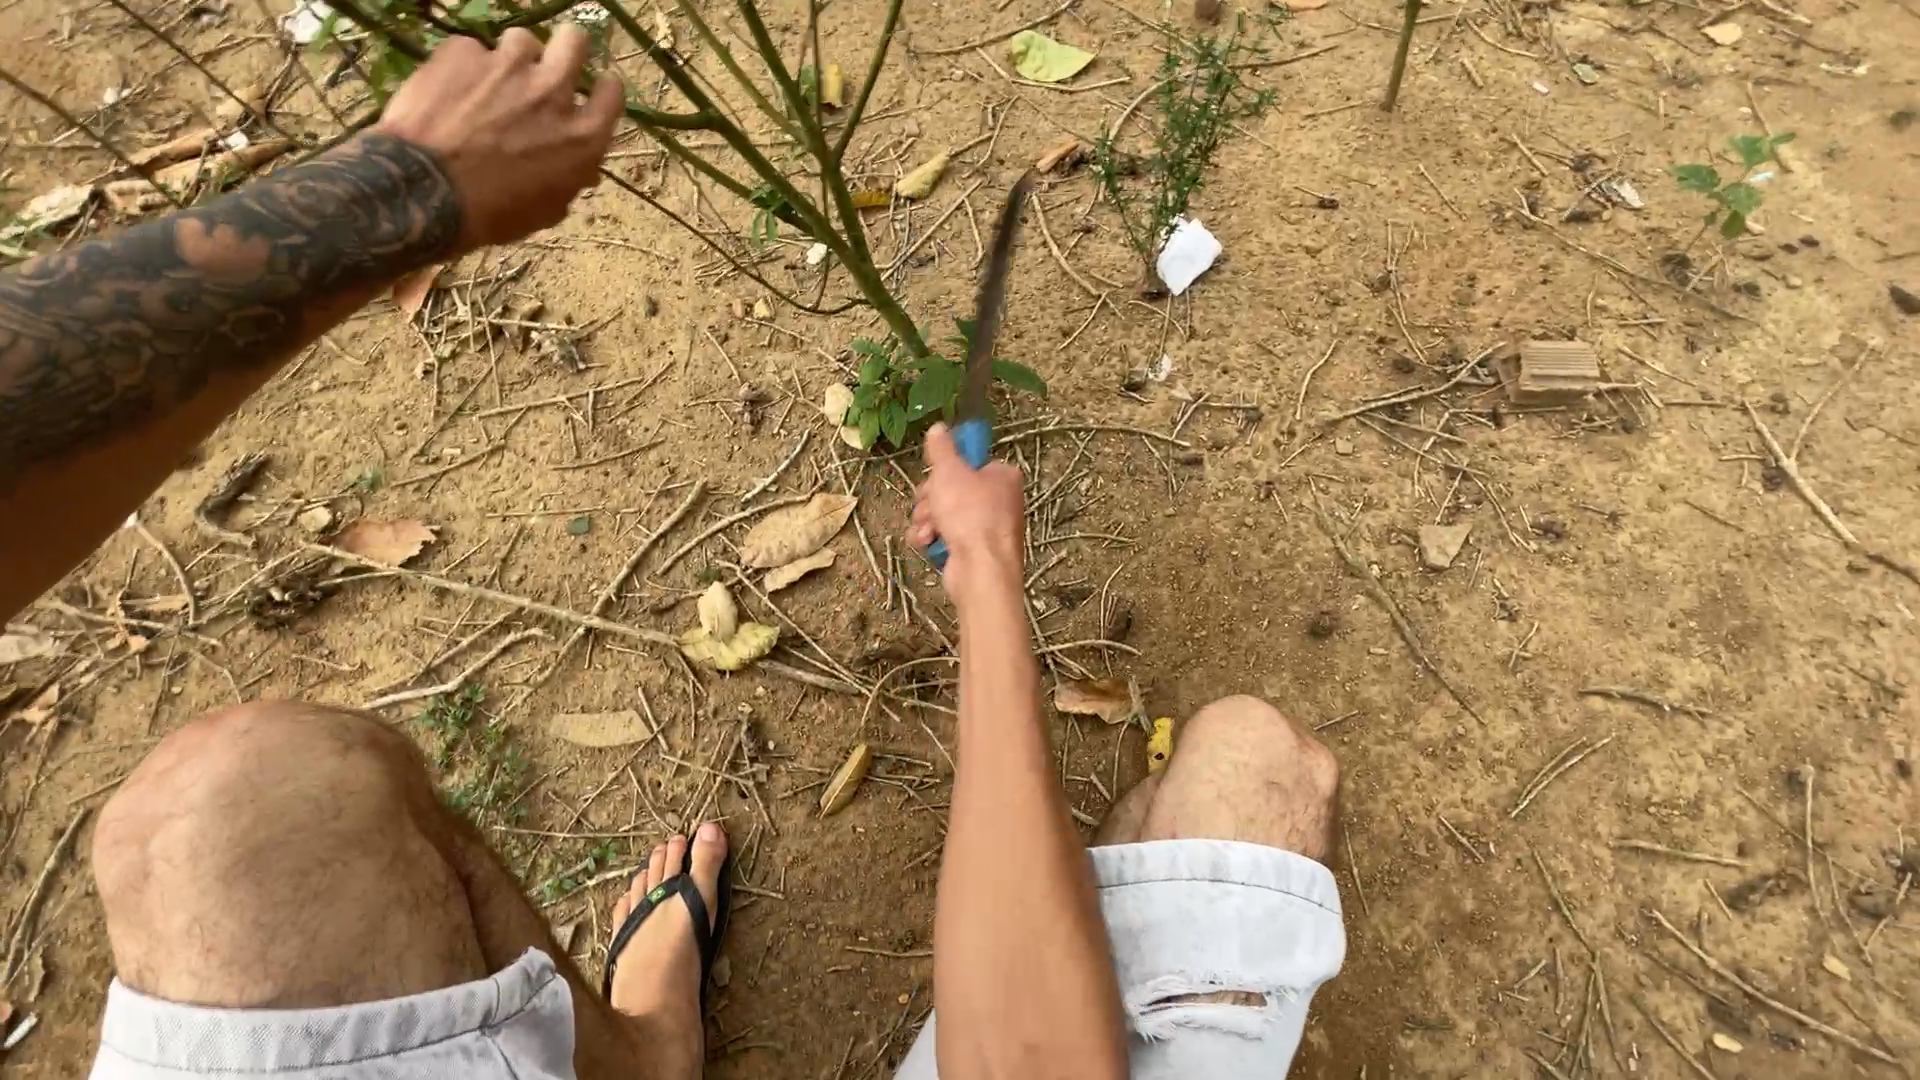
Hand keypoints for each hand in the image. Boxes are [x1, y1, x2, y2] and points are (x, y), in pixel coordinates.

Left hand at [373, 26, 622, 253]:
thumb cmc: (498, 212)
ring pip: (523, 39)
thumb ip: (571, 177)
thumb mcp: (549, 207)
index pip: (612, 92)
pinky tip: (456, 89)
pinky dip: (469, 66)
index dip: (603, 88)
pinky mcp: (463, 52)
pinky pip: (473, 49)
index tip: (592, 91)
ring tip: (498, 80)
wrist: (429, 189)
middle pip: (575, 40)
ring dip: (516, 58)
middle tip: (550, 66)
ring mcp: (507, 66)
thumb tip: (582, 168)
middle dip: (567, 49)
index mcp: (584, 137)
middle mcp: (553, 93)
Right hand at [908, 423, 1024, 605]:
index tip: (934, 475)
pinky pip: (943, 536)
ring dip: (927, 519)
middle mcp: (998, 501)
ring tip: (929, 528)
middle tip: (930, 505)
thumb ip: (942, 449)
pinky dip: (931, 539)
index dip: (945, 470)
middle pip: (951, 489)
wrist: (981, 569)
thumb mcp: (951, 472)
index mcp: (1001, 476)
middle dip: (931, 499)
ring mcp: (986, 528)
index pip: (968, 463)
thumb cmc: (971, 514)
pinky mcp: (972, 551)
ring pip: (942, 513)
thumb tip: (938, 427)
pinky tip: (927, 542)